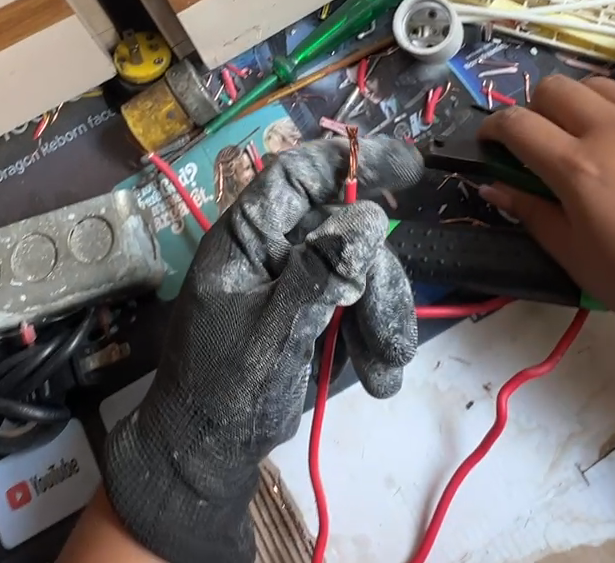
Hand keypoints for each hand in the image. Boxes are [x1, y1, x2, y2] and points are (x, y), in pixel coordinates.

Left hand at [103, 137, 421, 562]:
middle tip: (393, 335)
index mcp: (246, 238)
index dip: (349, 161)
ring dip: (381, 317)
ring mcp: (295, 279)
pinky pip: (357, 304)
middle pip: (343, 232)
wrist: (208, 452)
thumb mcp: (272, 332)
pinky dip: (373, 336)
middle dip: (377, 280)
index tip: (406, 166)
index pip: (296, 176)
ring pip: (359, 270)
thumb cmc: (222, 389)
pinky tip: (378, 376)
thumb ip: (318, 275)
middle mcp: (273, 248)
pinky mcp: (312, 310)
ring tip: (385, 367)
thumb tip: (367, 219)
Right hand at [478, 75, 614, 372]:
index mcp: (580, 168)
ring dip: (574, 104)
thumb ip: (536, 217)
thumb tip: (497, 187)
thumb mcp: (586, 266)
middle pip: (553, 88)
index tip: (490, 145)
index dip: (492, 129)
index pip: (516, 124)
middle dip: (532, 110)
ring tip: (583, 142)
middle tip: (537, 147)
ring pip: (596, 85)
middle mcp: (614, 131)